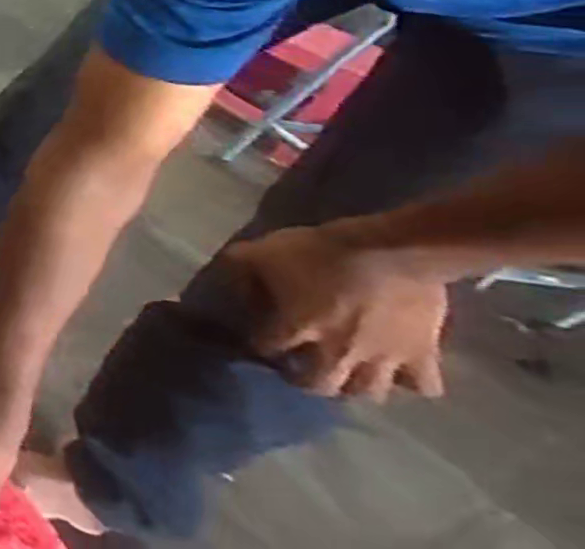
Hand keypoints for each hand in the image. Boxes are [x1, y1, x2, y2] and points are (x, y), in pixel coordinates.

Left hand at [222, 223, 447, 401]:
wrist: (389, 251)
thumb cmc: (317, 251)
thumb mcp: (259, 252)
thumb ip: (237, 269)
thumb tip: (221, 282)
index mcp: (295, 327)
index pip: (267, 348)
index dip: (258, 345)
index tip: (256, 341)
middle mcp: (337, 352)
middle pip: (318, 385)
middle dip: (303, 380)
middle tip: (298, 369)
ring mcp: (384, 359)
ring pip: (368, 393)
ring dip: (352, 387)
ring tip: (343, 375)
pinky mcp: (423, 356)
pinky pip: (423, 387)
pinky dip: (410, 384)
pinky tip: (398, 373)